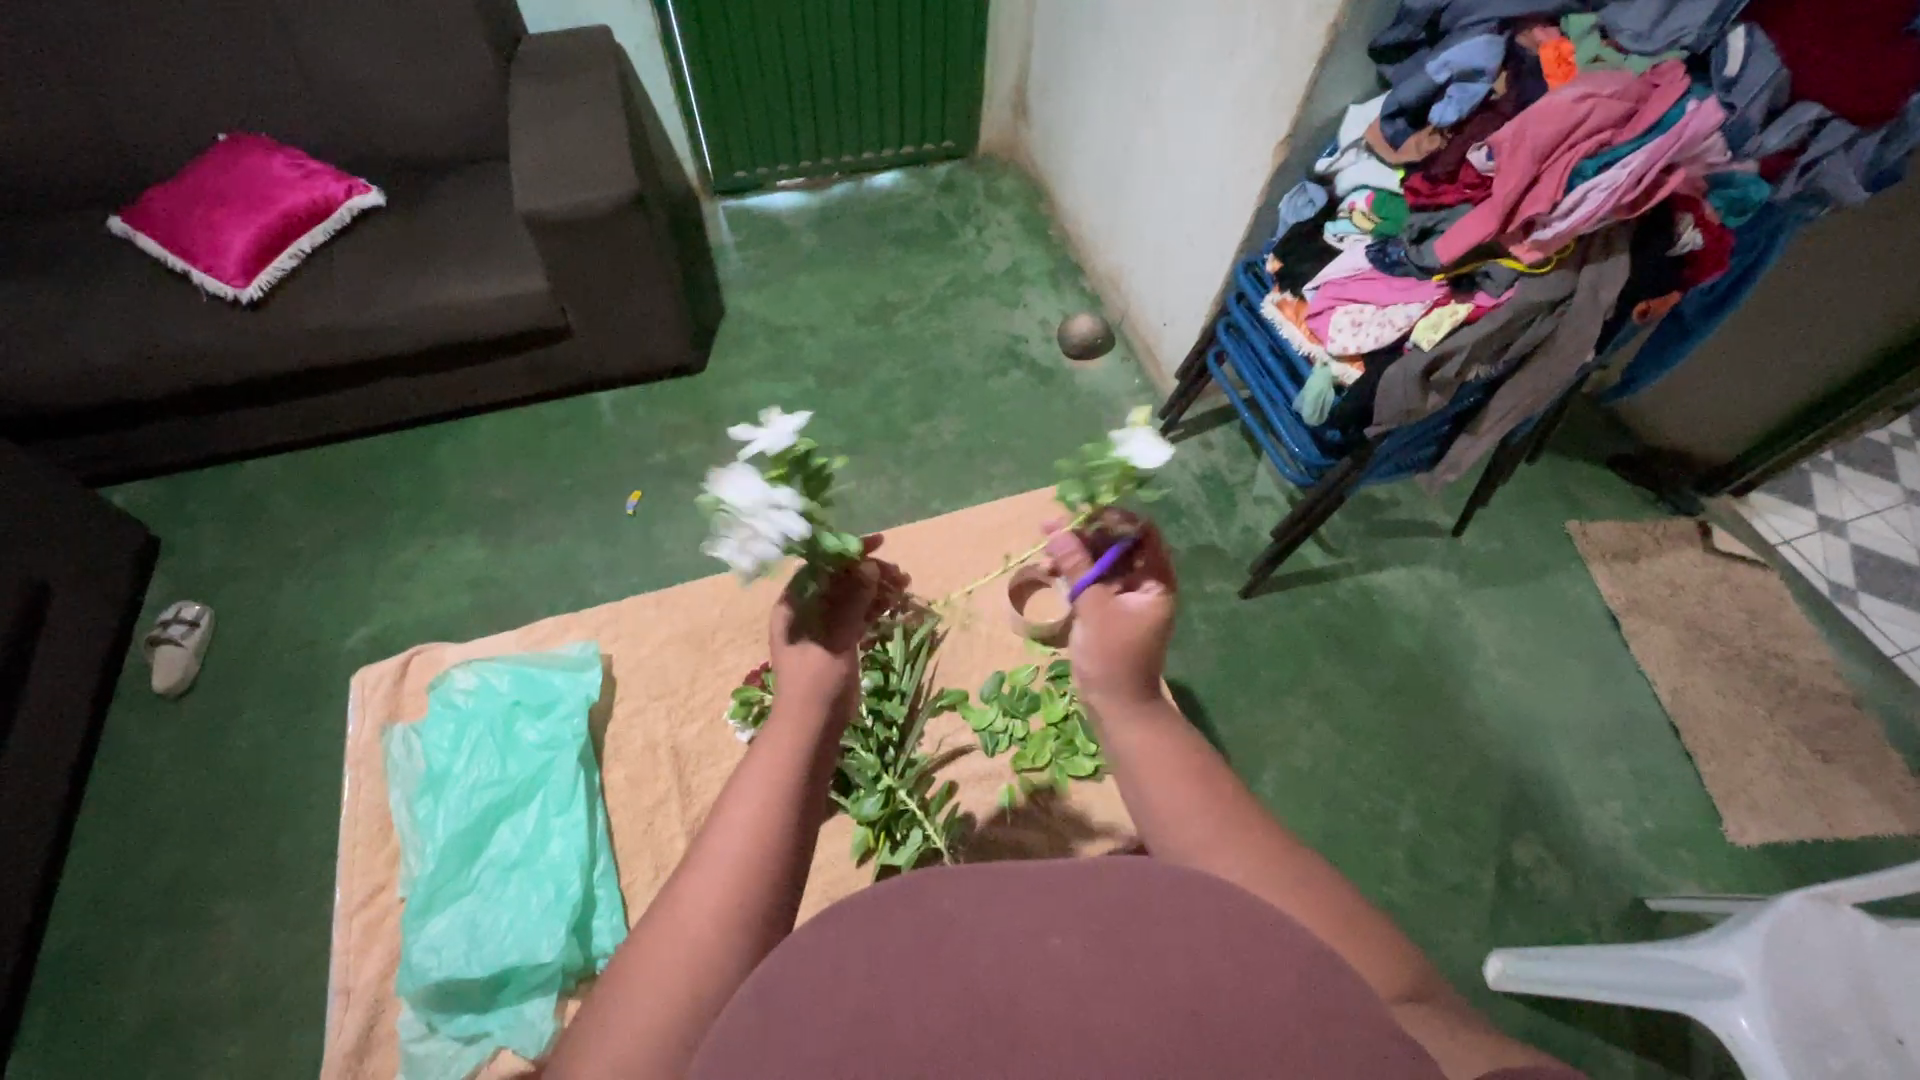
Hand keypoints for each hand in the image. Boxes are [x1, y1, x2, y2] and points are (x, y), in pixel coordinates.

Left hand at [769, 535, 907, 724]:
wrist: (813, 726)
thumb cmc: (815, 681)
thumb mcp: (834, 638)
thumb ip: (851, 601)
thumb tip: (868, 566)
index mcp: (794, 605)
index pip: (822, 566)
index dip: (848, 551)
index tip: (877, 544)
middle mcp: (807, 610)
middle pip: (840, 579)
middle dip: (868, 571)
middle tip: (898, 573)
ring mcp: (824, 626)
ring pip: (853, 596)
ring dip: (877, 588)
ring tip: (904, 584)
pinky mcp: (840, 641)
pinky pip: (859, 615)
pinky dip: (876, 606)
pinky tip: (896, 601)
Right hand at [1044, 510, 1175, 709]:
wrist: (1117, 706)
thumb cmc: (1113, 657)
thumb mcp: (1093, 607)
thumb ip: (1077, 565)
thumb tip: (1056, 527)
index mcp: (1156, 579)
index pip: (1141, 532)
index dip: (1114, 517)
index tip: (1082, 512)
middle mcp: (1144, 582)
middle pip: (1117, 544)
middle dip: (1085, 534)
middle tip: (1053, 527)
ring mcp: (1125, 596)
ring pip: (1100, 561)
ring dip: (1074, 554)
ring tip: (1045, 553)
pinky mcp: (1108, 609)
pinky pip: (1091, 580)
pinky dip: (1072, 574)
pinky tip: (1048, 571)